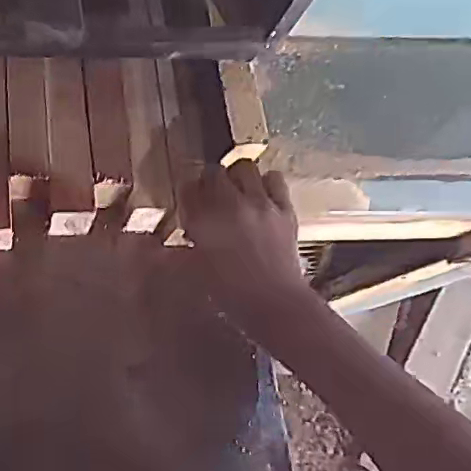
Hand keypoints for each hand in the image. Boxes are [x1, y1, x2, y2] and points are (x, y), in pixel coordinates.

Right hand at [181, 161, 313, 312]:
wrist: (273, 302)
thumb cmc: (228, 292)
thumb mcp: (197, 265)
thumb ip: (192, 237)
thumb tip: (192, 223)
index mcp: (203, 221)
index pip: (188, 188)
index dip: (186, 193)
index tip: (187, 202)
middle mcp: (231, 205)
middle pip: (214, 172)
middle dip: (208, 181)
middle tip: (210, 195)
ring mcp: (261, 204)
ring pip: (245, 168)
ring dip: (237, 176)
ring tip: (236, 191)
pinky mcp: (284, 209)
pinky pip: (274, 179)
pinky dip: (265, 182)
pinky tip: (261, 196)